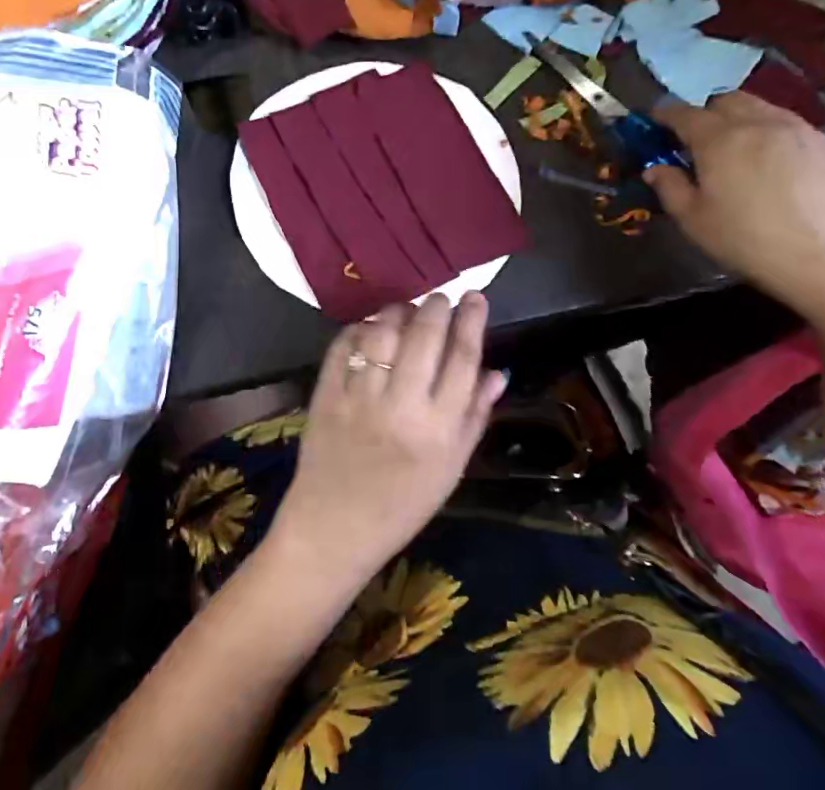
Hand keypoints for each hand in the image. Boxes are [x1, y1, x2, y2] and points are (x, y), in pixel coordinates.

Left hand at [265, 294, 506, 588]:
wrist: (336, 527)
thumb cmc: (404, 503)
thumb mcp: (452, 467)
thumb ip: (475, 416)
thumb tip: (498, 372)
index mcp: (439, 428)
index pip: (462, 358)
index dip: (472, 320)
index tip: (475, 298)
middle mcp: (401, 407)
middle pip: (425, 335)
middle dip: (437, 306)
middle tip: (441, 299)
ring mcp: (359, 398)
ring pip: (383, 332)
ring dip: (399, 310)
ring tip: (407, 310)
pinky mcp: (326, 395)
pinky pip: (344, 346)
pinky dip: (360, 328)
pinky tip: (371, 328)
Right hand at [642, 92, 824, 335]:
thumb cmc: (755, 243)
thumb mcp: (697, 224)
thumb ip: (671, 189)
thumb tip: (656, 169)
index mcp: (720, 138)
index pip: (683, 113)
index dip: (664, 115)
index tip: (654, 122)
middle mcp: (761, 122)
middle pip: (726, 101)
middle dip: (706, 114)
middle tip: (698, 144)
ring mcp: (802, 129)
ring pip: (762, 109)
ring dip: (742, 122)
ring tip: (739, 155)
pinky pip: (791, 128)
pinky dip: (773, 137)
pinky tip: (777, 172)